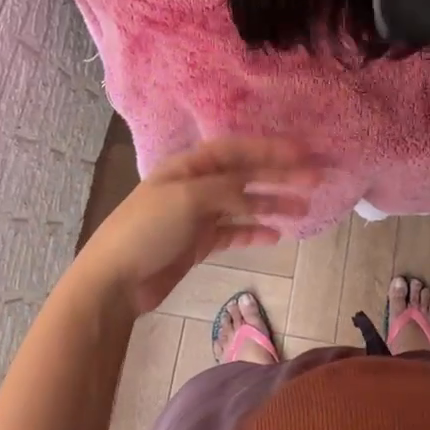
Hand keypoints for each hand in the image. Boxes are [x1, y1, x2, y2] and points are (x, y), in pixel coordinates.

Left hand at [73, 138, 318, 314]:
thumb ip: (226, 189)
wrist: (113, 280)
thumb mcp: (188, 199)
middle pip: (246, 174)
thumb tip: (255, 188)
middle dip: (280, 175)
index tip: (303, 153)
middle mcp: (197, 184)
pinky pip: (234, 231)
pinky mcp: (198, 243)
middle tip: (315, 180)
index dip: (271, 149)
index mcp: (191, 165)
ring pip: (244, 204)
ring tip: (304, 208)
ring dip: (273, 203)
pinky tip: (276, 234)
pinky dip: (255, 231)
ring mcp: (198, 214)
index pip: (238, 150)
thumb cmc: (146, 229)